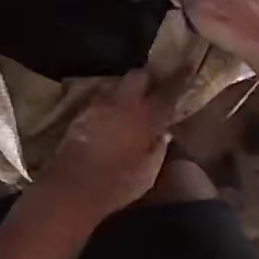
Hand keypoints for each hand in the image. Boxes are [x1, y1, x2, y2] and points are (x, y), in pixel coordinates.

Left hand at [31, 71, 168, 223]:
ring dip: (124, 88)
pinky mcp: (80, 113)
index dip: (176, 81)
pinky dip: (108, 101)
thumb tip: (164, 133)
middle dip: (146, 76)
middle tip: (154, 82)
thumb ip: (159, 148)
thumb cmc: (118, 183)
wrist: (74, 185)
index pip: (165, 93)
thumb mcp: (148, 172)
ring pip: (114, 85)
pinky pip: (99, 99)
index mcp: (143, 117)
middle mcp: (120, 104)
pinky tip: (110, 112)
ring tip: (132, 98)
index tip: (184, 73)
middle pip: (136, 77)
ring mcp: (98, 106)